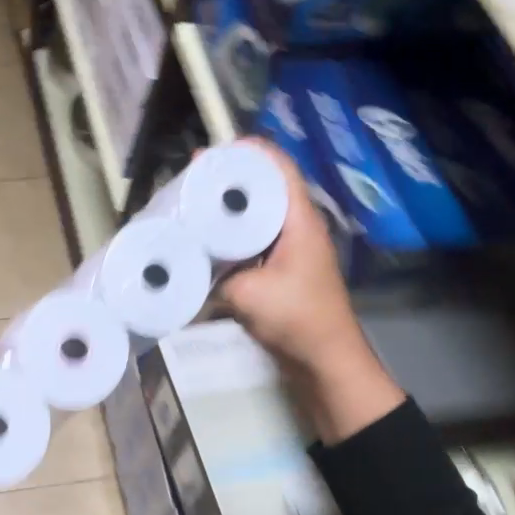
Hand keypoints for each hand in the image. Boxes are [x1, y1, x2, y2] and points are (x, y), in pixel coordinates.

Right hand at [216, 138, 405, 441]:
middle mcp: (295, 228)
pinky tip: (203, 244)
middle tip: (190, 181)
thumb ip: (217, 274)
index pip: (278, 168)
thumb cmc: (297, 318)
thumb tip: (191, 267)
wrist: (324, 361)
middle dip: (229, 180)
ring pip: (255, 217)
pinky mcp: (279, 273)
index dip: (248, 153)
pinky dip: (229, 239)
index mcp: (298, 220)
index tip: (211, 154)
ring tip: (190, 207)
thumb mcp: (248, 293)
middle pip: (264, 188)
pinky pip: (251, 244)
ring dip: (227, 211)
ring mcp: (288, 251)